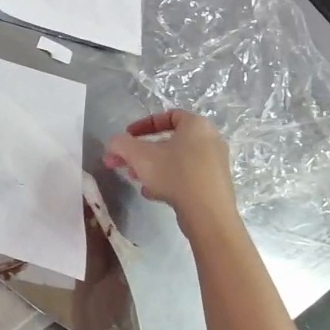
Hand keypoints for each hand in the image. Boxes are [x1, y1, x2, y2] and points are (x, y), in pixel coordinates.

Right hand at [103, 110, 237, 230]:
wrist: (208, 213)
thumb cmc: (175, 174)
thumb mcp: (139, 156)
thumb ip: (121, 144)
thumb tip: (114, 144)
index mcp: (197, 125)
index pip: (169, 116)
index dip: (143, 124)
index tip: (127, 137)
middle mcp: (210, 139)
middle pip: (170, 141)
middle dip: (143, 152)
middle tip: (126, 163)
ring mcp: (215, 163)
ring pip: (177, 160)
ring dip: (153, 168)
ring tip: (137, 180)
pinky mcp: (215, 184)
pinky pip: (187, 176)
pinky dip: (169, 181)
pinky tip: (154, 194)